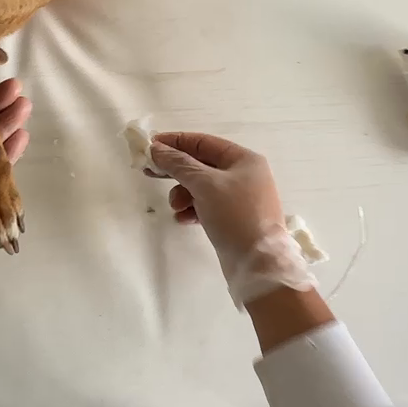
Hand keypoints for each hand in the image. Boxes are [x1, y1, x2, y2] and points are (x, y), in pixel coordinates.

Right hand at [148, 132, 315, 305]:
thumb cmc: (235, 215)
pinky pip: (206, 205)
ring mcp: (239, 197)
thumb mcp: (204, 184)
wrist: (258, 264)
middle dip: (175, 171)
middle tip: (150, 173)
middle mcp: (243, 175)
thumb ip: (178, 164)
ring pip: (201, 187)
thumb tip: (156, 148)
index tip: (150, 146)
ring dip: (182, 194)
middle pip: (200, 164)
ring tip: (175, 207)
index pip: (203, 142)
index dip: (175, 142)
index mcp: (243, 160)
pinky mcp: (234, 218)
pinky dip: (192, 209)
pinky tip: (183, 219)